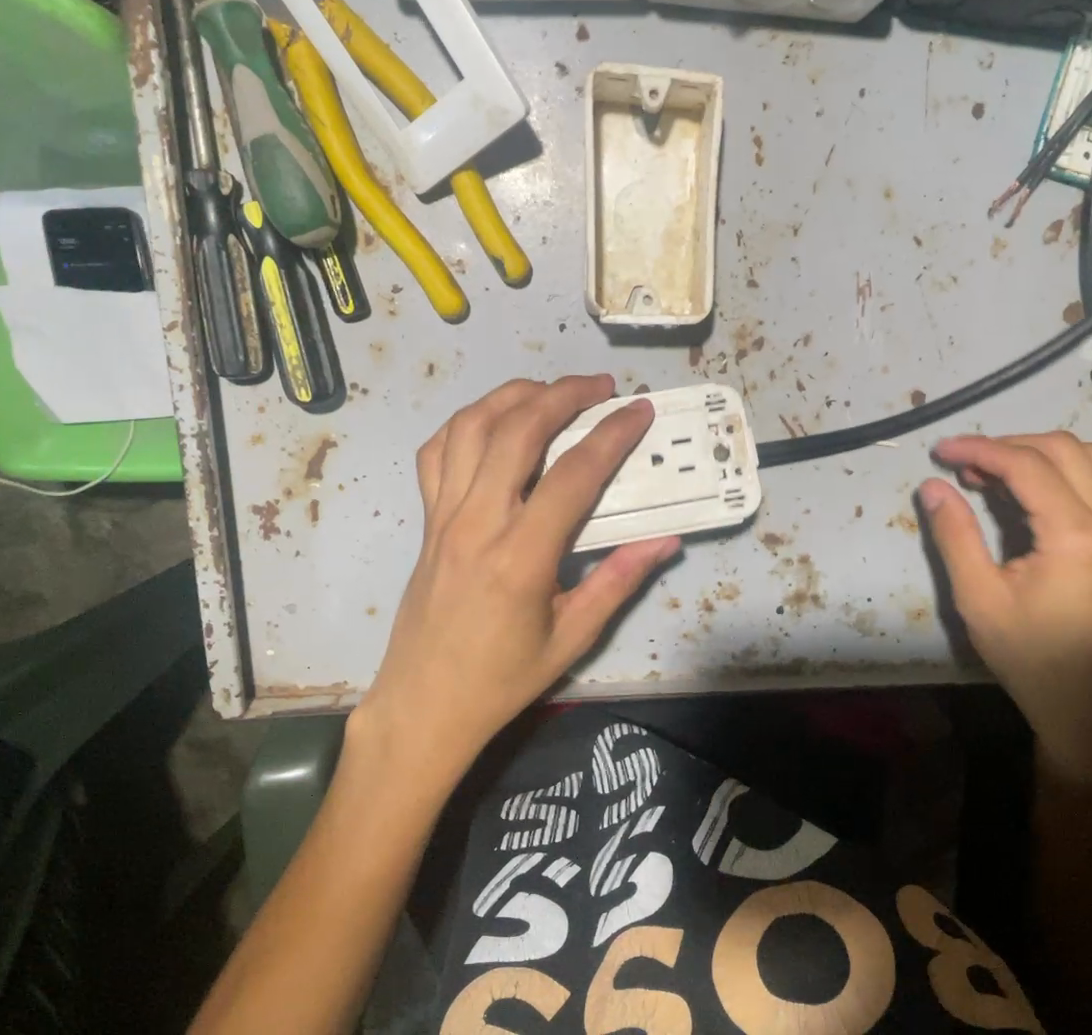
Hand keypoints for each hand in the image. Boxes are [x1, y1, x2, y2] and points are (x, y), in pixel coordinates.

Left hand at [362, 376, 678, 763]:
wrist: (424, 704)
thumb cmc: (502, 679)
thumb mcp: (572, 639)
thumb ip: (618, 581)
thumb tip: (667, 540)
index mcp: (521, 558)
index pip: (572, 476)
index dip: (611, 435)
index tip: (639, 410)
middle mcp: (477, 524)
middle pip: (516, 431)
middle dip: (562, 395)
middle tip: (601, 387)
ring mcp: (443, 517)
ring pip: (469, 429)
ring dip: (512, 396)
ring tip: (550, 390)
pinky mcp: (426, 521)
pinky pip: (436, 454)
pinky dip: (465, 424)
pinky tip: (494, 421)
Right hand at [918, 433, 1091, 776]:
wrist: (1084, 701)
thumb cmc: (1027, 654)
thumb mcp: (978, 598)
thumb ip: (955, 536)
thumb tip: (932, 486)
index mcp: (1074, 534)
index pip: (1025, 464)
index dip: (979, 449)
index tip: (941, 451)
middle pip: (1061, 448)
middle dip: (1007, 444)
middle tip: (965, 466)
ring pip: (1088, 458)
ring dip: (1038, 453)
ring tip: (995, 474)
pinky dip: (1063, 470)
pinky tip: (1033, 493)